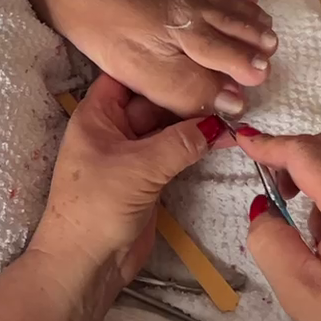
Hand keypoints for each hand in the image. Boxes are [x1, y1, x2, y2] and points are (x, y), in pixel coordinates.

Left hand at [27, 75, 222, 286]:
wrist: (86, 263)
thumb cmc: (97, 206)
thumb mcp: (139, 168)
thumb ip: (179, 143)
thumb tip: (218, 122)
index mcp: (96, 114)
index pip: (128, 76)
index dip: (158, 66)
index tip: (196, 58)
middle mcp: (112, 128)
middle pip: (151, 101)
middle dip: (185, 97)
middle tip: (229, 91)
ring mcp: (130, 153)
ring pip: (165, 128)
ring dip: (194, 123)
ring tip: (234, 112)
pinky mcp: (147, 177)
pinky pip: (173, 152)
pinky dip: (194, 146)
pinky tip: (222, 139)